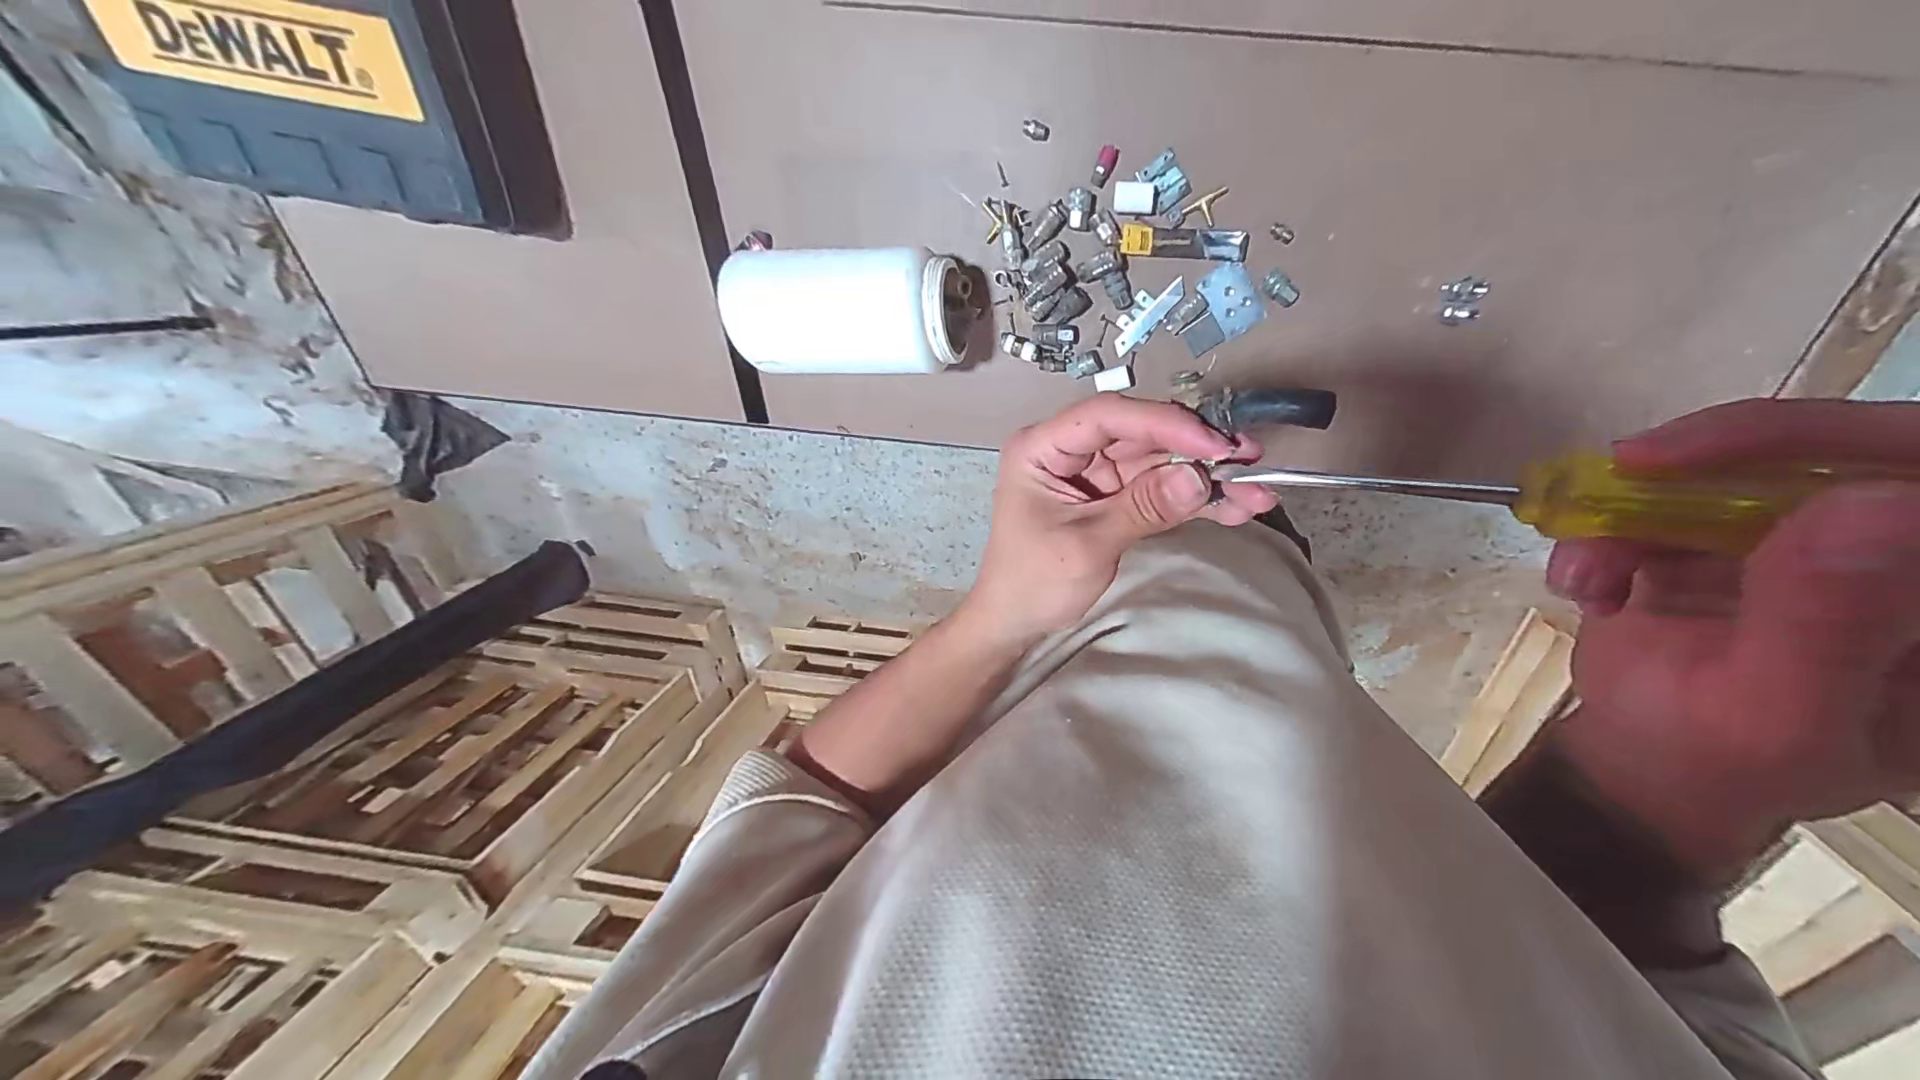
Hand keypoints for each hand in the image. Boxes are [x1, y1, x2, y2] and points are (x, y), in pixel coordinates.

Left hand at [958, 393, 1278, 649]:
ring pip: (1158, 460)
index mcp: (1043, 448)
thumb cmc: (1033, 582)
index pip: (1107, 416)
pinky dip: (1193, 498)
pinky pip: (1159, 489)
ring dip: (1205, 475)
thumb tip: (1199, 479)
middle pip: (1140, 433)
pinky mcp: (1114, 498)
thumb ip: (1142, 508)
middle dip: (1195, 447)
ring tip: (1256, 489)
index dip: (1162, 422)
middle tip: (1249, 459)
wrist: (1016, 621)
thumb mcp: (1087, 544)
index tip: (1212, 443)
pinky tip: (1235, 506)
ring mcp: (1095, 474)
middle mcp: (1070, 451)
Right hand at [1545, 399, 1919, 882]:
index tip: (1708, 452)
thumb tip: (1871, 503)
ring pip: (1723, 478)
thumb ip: (1825, 626)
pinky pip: (1658, 506)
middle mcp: (1885, 561)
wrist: (1638, 767)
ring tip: (1586, 580)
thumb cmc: (1715, 760)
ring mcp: (1799, 547)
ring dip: (1630, 517)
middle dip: (1716, 457)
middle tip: (1630, 466)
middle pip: (1826, 454)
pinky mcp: (1718, 545)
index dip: (1832, 440)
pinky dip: (1602, 538)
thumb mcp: (1771, 713)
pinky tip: (1583, 587)